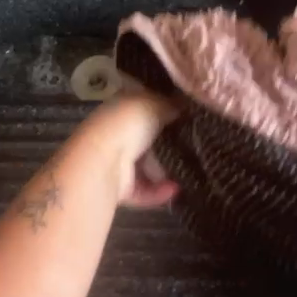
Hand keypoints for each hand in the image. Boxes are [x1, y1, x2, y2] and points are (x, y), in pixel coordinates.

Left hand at [76, 93, 179, 208]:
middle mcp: (117, 132)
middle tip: (193, 144)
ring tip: (188, 170)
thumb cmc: (129, 123)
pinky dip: (159, 191)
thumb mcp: (156, 104)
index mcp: (122, 106)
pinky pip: (144, 189)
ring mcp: (116, 161)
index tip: (186, 115)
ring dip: (165, 170)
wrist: (104, 161)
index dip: (164, 108)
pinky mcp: (119, 187)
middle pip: (146, 137)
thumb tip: (185, 105)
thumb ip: (172, 105)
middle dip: (167, 142)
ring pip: (145, 166)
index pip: (144, 104)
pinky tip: (176, 189)